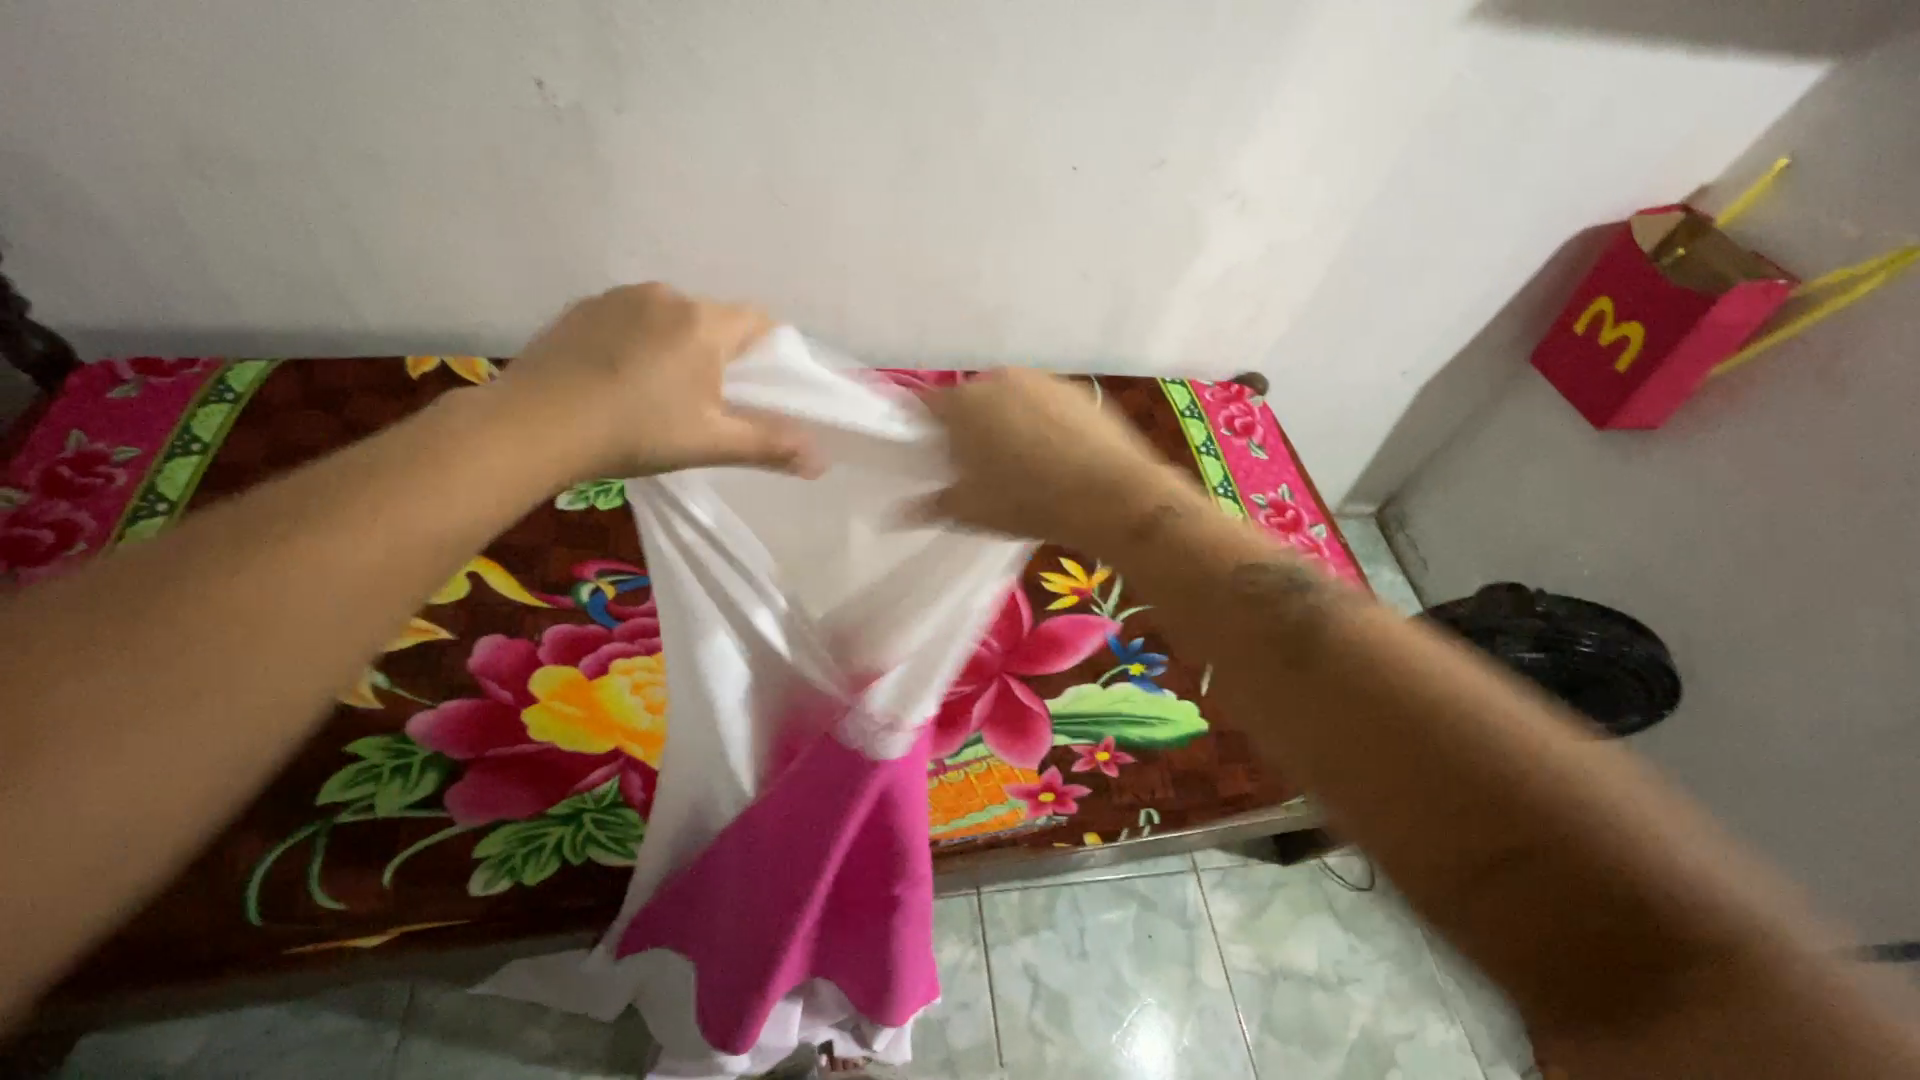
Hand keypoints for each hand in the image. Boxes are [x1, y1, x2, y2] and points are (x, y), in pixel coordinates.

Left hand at [499, 283, 813, 478]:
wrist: (536, 425)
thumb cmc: (636, 432)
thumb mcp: (710, 443)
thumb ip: (769, 444)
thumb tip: (821, 460)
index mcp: (705, 323)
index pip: (760, 321)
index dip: (768, 353)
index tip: (756, 389)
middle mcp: (667, 296)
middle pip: (714, 320)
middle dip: (719, 354)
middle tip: (705, 403)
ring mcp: (618, 297)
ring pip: (670, 318)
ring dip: (675, 346)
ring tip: (654, 393)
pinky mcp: (582, 308)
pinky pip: (629, 319)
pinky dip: (635, 342)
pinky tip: (616, 380)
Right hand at [913, 368, 1206, 550]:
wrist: (1111, 496)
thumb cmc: (1027, 503)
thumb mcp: (970, 512)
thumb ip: (930, 505)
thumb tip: (896, 513)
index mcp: (961, 403)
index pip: (925, 405)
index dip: (921, 428)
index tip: (927, 452)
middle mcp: (998, 379)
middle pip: (969, 399)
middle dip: (967, 426)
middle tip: (974, 464)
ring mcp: (1042, 380)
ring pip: (1010, 399)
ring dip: (1006, 421)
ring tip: (1019, 461)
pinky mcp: (1078, 390)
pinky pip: (1045, 404)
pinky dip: (1042, 422)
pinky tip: (1055, 455)